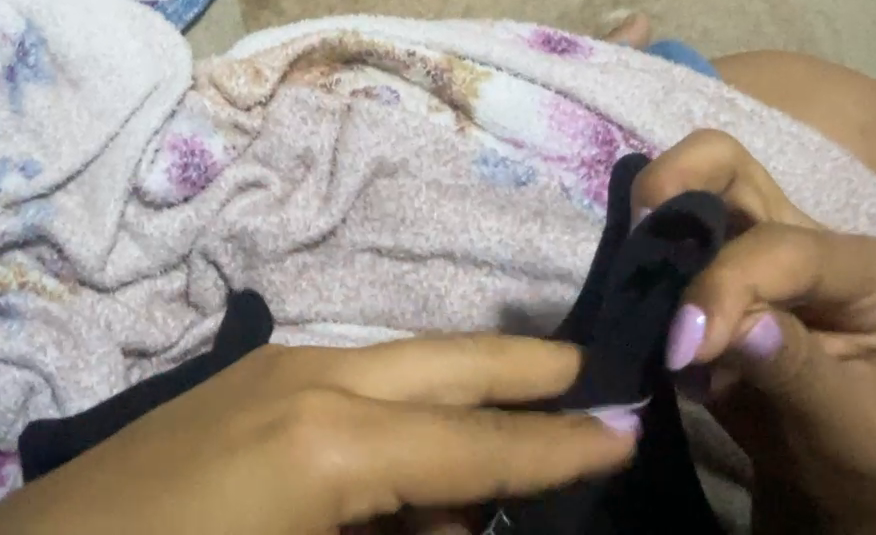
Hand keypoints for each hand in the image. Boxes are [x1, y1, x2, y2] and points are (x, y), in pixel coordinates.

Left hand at [0, 335, 639, 534]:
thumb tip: (467, 513)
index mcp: (332, 440)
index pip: (473, 442)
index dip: (555, 443)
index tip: (627, 425)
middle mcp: (312, 377)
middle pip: (444, 363)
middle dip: (523, 368)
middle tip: (596, 368)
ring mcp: (274, 367)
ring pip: (401, 365)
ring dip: (462, 390)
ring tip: (523, 414)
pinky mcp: (248, 380)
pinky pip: (353, 383)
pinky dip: (403, 409)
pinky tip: (419, 453)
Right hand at [633, 132, 875, 534]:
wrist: (834, 474)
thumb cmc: (863, 449)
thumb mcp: (851, 429)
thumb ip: (797, 371)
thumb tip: (737, 325)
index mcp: (865, 272)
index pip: (782, 251)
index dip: (727, 287)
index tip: (685, 347)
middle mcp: (808, 235)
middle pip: (735, 166)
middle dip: (681, 174)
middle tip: (642, 220)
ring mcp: (755, 239)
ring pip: (699, 176)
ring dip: (657, 199)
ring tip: (631, 248)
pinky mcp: (712, 258)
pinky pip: (671, 225)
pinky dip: (644, 240)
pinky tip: (631, 277)